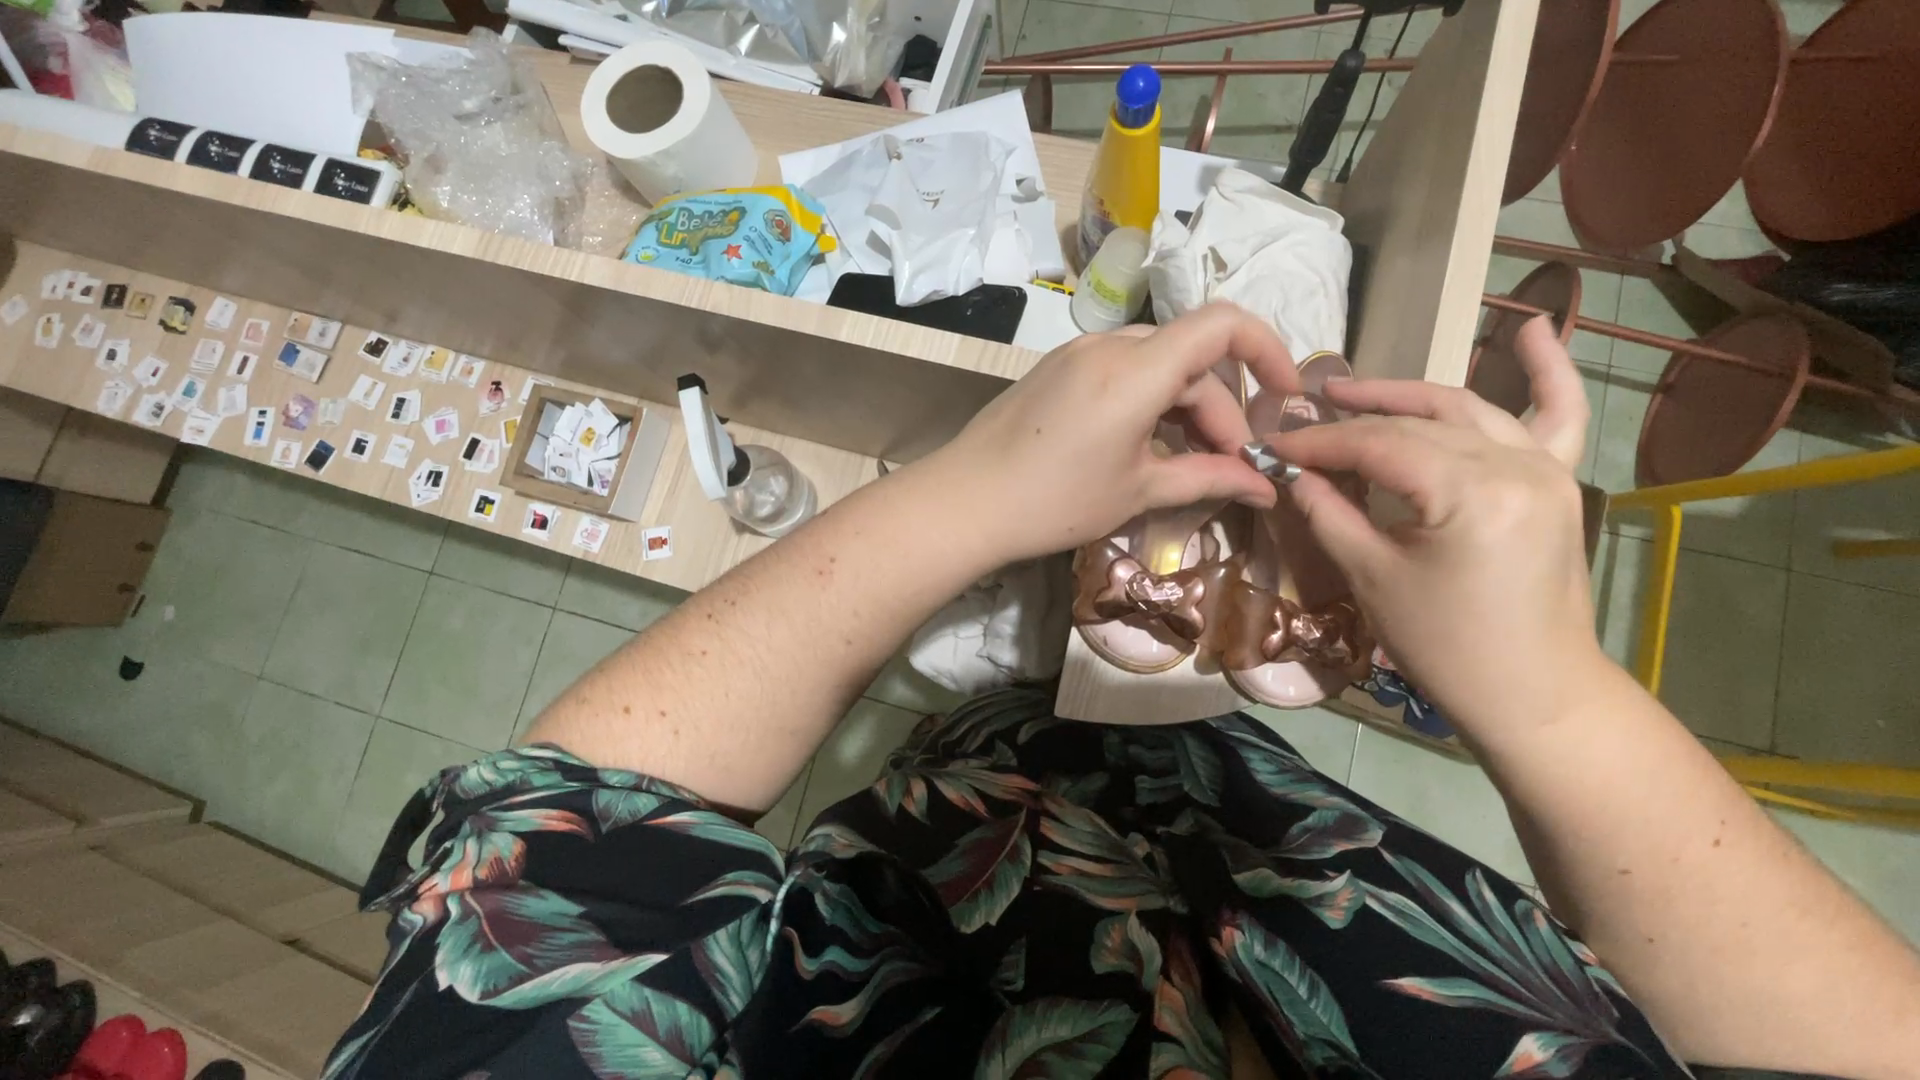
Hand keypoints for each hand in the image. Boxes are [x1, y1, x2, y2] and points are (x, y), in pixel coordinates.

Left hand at [923, 303, 1302, 563]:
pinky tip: (1147, 446)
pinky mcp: (1056, 369)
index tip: (1285, 397)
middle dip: (1222, 408)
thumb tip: (1266, 487)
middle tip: (1231, 464)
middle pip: (1191, 355)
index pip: (1223, 324)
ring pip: (1156, 363)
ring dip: (1186, 406)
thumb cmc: (1054, 501)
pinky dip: (1149, 401)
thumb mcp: (1138, 492)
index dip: (1268, 350)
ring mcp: (1076, 353)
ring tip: (1192, 461)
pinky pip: (1121, 370)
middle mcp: (1108, 345)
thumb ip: (1208, 478)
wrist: (964, 502)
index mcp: (1135, 369)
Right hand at [1267, 316, 1607, 737]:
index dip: (1319, 442)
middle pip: (1416, 425)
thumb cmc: (1444, 645)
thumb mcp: (1372, 577)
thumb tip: (1291, 470)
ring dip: (1408, 396)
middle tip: (1300, 422)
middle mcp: (1515, 465)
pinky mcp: (1557, 482)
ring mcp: (1545, 469)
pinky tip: (1536, 329)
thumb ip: (1329, 512)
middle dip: (1351, 423)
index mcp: (1470, 493)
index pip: (1378, 446)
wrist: (1531, 690)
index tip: (1272, 443)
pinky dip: (1547, 372)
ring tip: (1352, 390)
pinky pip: (1558, 416)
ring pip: (1466, 410)